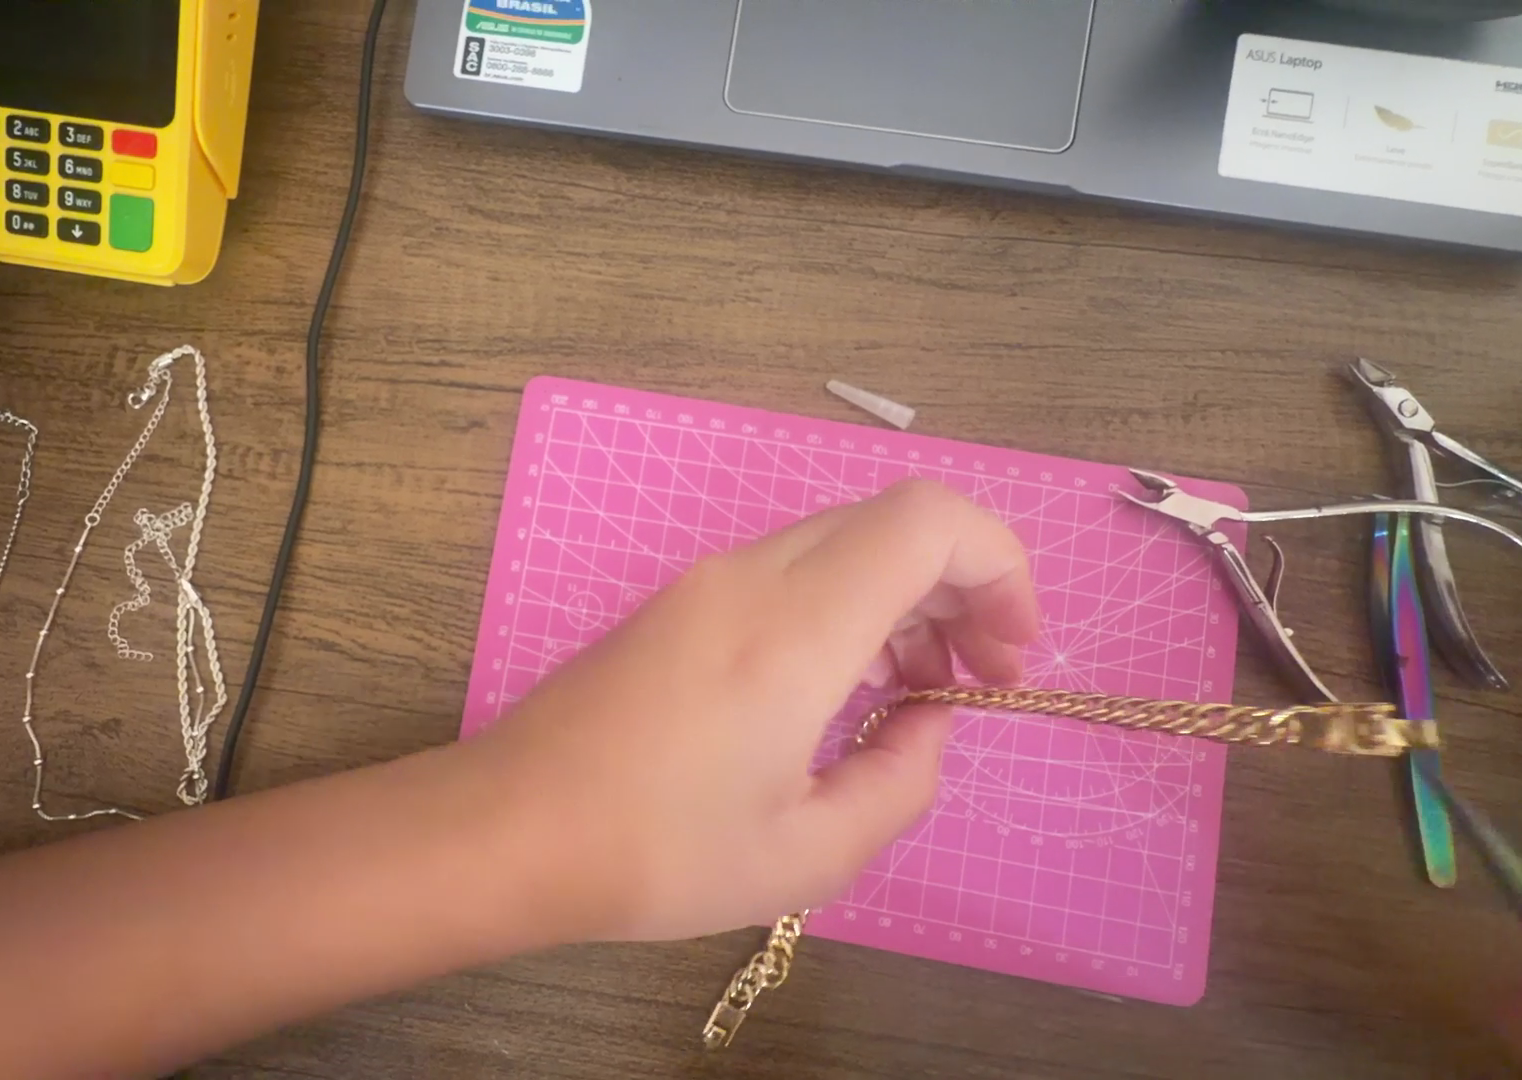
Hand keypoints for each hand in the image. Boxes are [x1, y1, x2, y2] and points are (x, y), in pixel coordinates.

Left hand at [477, 479, 1039, 941]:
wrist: (513, 824)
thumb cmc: (657, 853)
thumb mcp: (810, 851)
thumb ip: (901, 777)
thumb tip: (929, 718)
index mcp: (794, 628)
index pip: (926, 519)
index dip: (998, 565)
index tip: (1008, 657)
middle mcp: (748, 577)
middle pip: (886, 524)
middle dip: (956, 589)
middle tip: (970, 682)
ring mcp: (703, 582)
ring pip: (835, 545)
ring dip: (896, 601)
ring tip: (906, 695)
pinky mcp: (676, 603)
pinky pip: (784, 574)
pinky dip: (838, 608)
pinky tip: (833, 688)